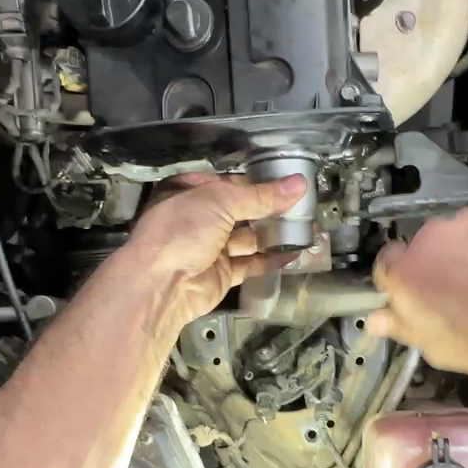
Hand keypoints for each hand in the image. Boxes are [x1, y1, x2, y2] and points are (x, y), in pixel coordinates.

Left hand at [110, 171, 305, 328]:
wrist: (162, 284)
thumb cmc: (180, 231)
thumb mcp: (221, 202)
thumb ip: (261, 196)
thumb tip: (297, 185)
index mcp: (188, 192)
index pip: (228, 183)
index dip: (256, 183)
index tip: (287, 182)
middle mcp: (197, 219)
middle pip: (240, 211)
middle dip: (268, 209)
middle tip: (302, 205)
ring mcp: (208, 248)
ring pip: (247, 238)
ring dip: (273, 235)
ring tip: (305, 228)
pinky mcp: (220, 274)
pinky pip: (249, 264)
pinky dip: (270, 259)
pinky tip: (292, 253)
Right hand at [365, 200, 467, 396]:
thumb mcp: (441, 349)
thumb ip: (405, 328)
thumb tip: (379, 319)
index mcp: (407, 274)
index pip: (387, 265)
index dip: (402, 279)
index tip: (417, 292)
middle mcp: (433, 238)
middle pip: (428, 247)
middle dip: (441, 265)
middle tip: (466, 294)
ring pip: (465, 233)